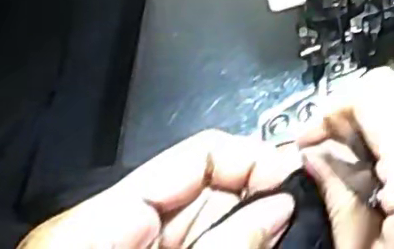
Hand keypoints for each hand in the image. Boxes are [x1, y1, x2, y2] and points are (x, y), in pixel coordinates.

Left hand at [19, 130, 301, 248]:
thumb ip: (224, 244)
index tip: (294, 177)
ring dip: (244, 232)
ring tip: (277, 239)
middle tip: (294, 217)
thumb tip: (281, 203)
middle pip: (206, 191)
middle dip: (254, 201)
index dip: (255, 159)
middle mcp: (107, 234)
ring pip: (203, 227)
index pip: (201, 153)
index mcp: (98, 222)